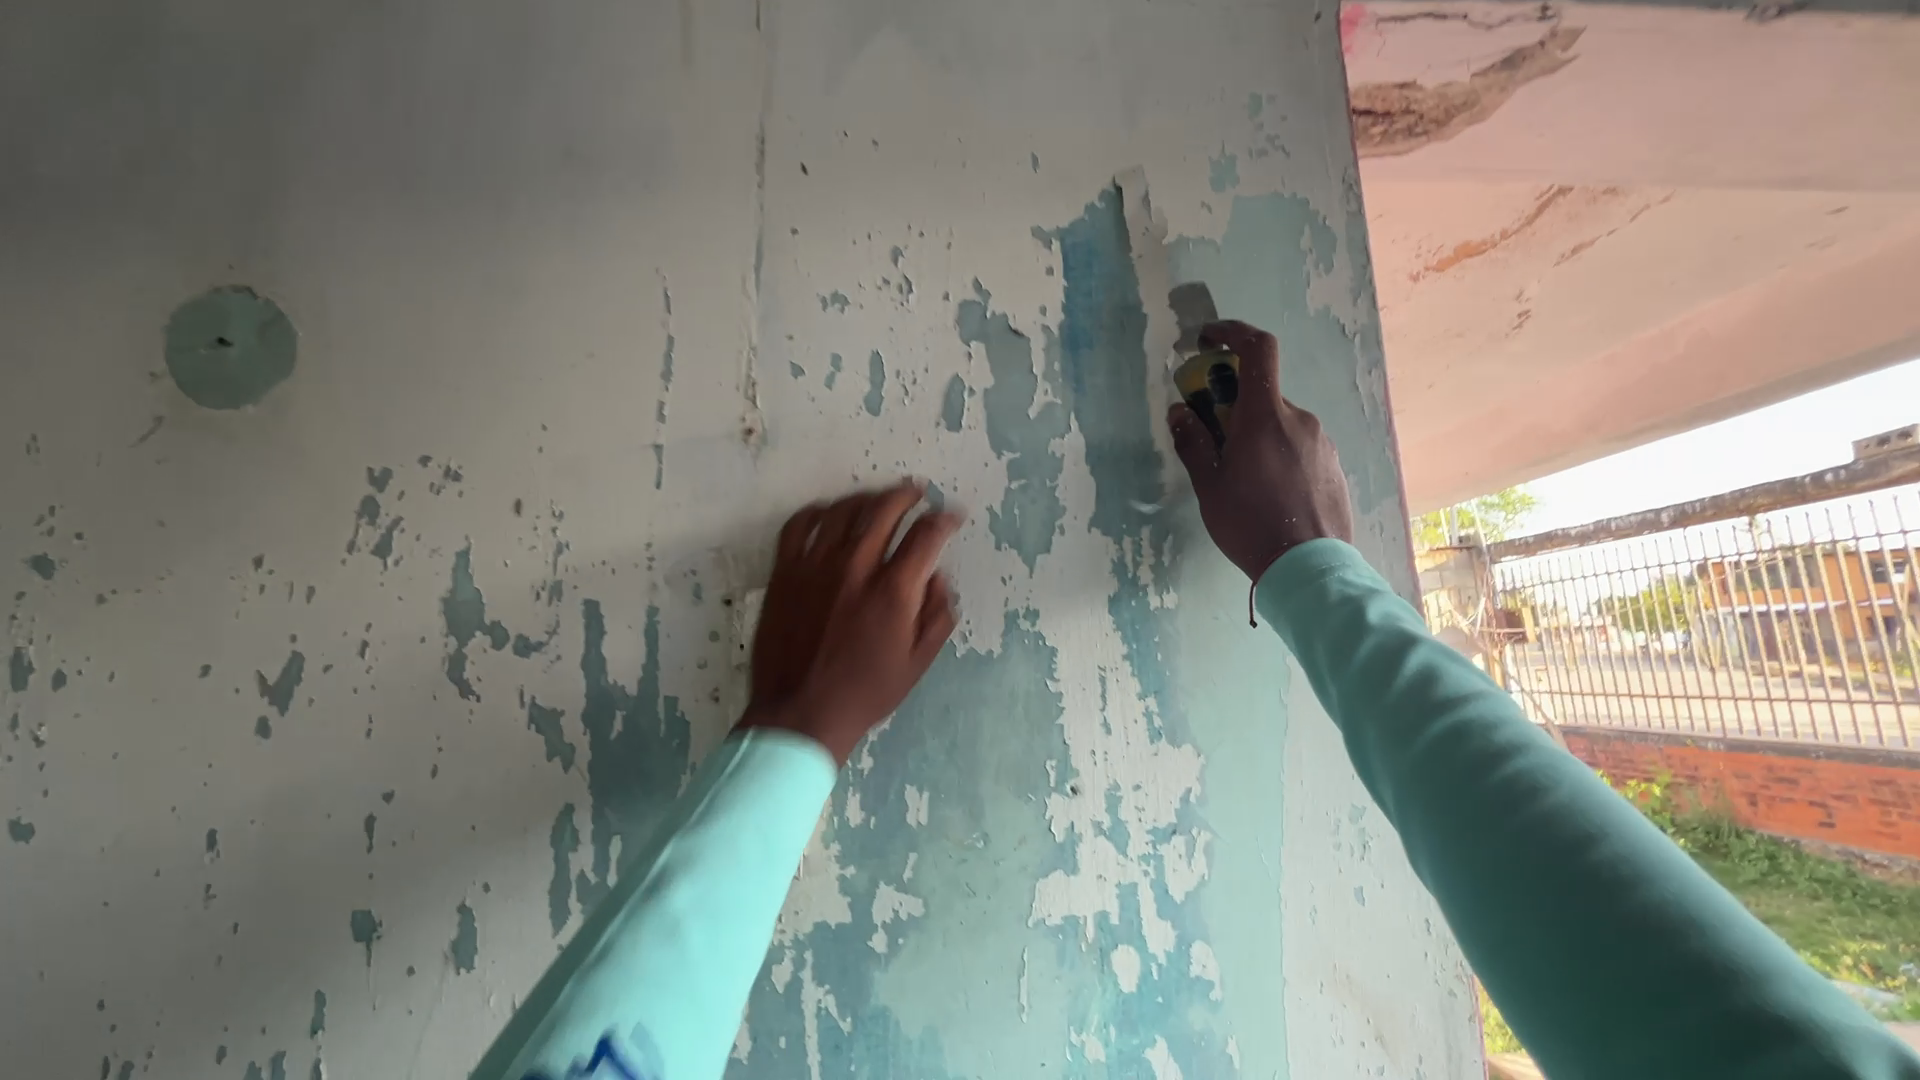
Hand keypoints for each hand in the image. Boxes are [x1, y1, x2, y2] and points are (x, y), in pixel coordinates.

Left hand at [738, 480, 961, 764]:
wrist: (801, 712)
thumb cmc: (865, 692)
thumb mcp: (917, 662)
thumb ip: (937, 615)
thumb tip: (938, 576)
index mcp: (893, 591)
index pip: (926, 536)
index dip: (945, 519)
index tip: (952, 515)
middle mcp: (855, 567)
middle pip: (884, 509)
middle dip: (907, 495)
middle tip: (917, 491)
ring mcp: (815, 566)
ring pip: (844, 511)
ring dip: (867, 498)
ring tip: (878, 499)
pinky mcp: (785, 572)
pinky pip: (800, 526)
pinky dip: (818, 512)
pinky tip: (829, 513)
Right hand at [1166, 320, 1354, 580]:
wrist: (1310, 567)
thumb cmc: (1250, 524)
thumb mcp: (1210, 487)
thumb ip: (1194, 443)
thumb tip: (1180, 410)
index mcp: (1265, 417)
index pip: (1257, 350)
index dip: (1232, 333)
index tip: (1207, 341)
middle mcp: (1299, 419)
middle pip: (1262, 394)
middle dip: (1234, 407)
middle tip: (1213, 440)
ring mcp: (1321, 442)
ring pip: (1280, 423)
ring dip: (1256, 434)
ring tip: (1242, 478)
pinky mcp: (1333, 464)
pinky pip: (1298, 445)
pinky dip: (1277, 452)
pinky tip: (1268, 491)